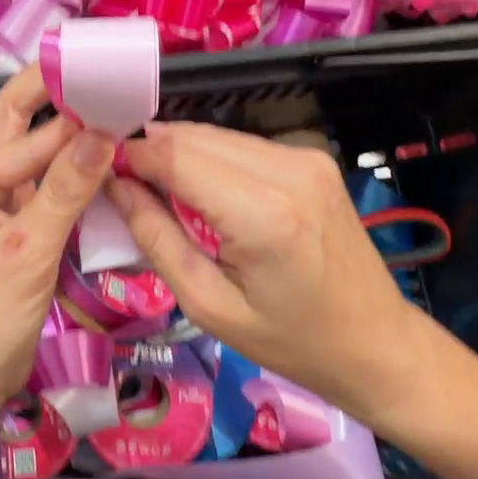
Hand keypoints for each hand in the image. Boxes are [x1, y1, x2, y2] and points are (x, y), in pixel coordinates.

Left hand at [0, 66, 116, 425]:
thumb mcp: (27, 252)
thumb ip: (64, 191)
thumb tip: (102, 132)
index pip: (22, 135)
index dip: (68, 113)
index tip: (112, 90)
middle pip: (17, 124)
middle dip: (55, 94)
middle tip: (102, 69)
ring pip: (36, 152)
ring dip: (70, 130)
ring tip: (113, 102)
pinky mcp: (19, 221)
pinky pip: (49, 183)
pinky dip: (76, 169)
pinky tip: (106, 154)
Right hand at [108, 121, 442, 427]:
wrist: (378, 344)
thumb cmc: (291, 340)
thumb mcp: (209, 306)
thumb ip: (157, 239)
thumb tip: (114, 186)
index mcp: (263, 214)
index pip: (174, 157)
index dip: (130, 156)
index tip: (99, 171)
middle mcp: (288, 170)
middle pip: (192, 136)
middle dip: (150, 151)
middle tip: (122, 183)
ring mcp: (305, 158)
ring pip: (215, 134)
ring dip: (178, 153)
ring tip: (157, 190)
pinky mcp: (312, 158)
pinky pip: (240, 144)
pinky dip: (209, 158)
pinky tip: (200, 191)